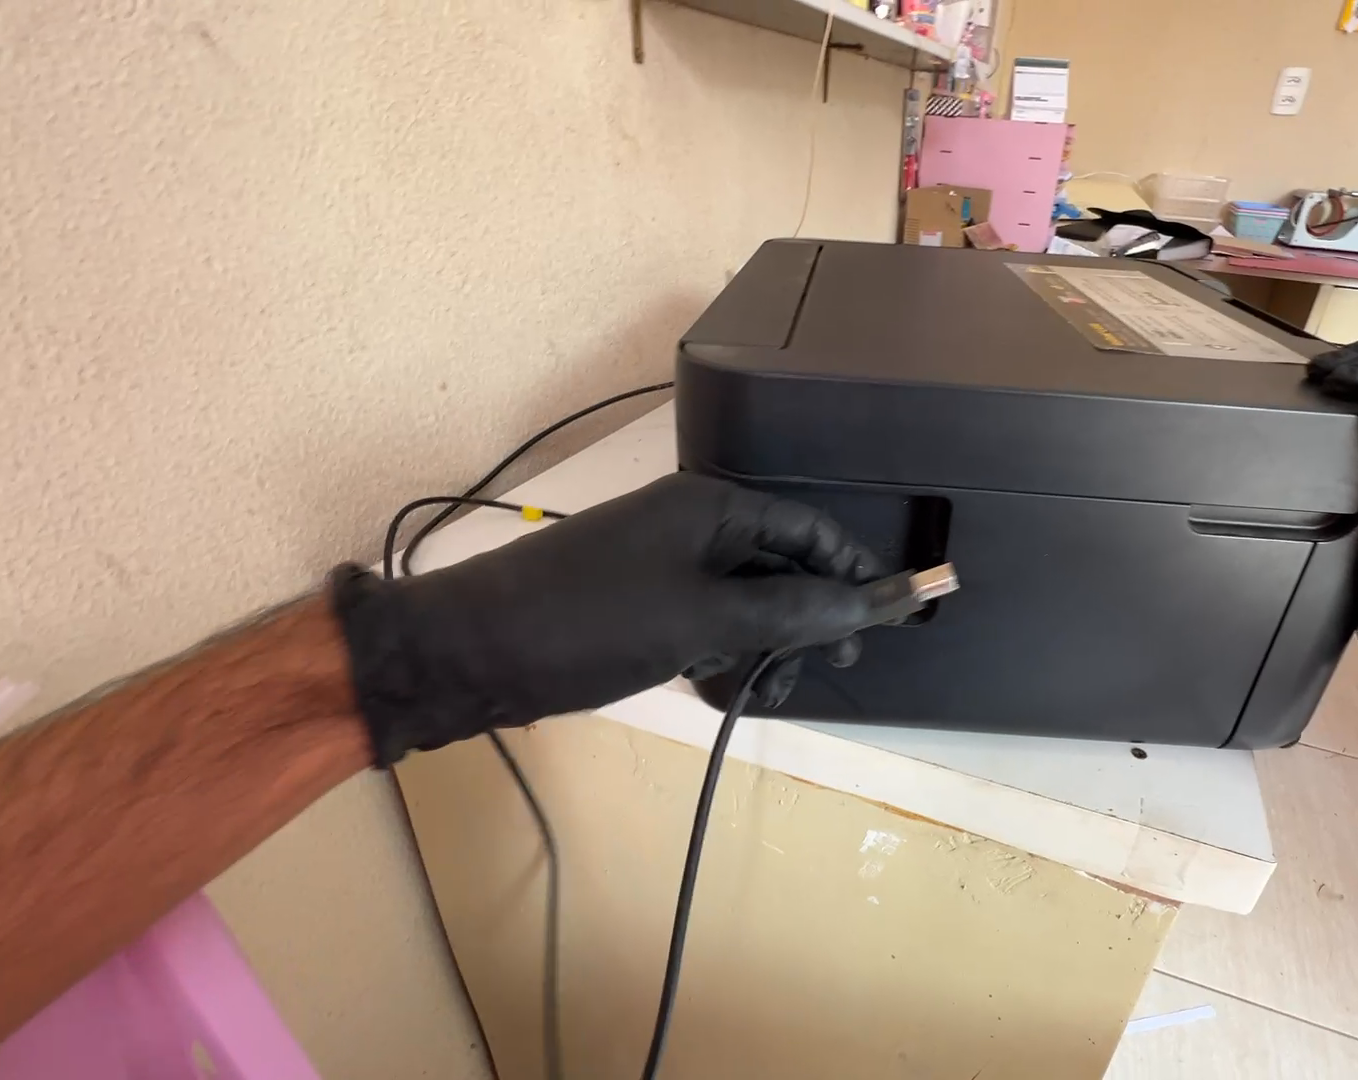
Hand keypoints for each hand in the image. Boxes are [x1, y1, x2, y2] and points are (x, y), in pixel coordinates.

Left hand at [332, 473, 885, 764]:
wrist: (468, 655)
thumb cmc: (592, 624)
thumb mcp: (705, 619)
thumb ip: (796, 610)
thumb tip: (880, 598)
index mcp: (712, 508)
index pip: (810, 531)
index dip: (855, 571)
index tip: (889, 617)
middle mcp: (693, 528)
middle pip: (781, 568)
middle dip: (809, 618)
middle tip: (832, 666)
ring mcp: (665, 567)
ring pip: (745, 604)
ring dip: (764, 646)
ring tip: (761, 691)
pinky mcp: (643, 605)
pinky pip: (707, 624)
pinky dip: (721, 655)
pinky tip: (714, 687)